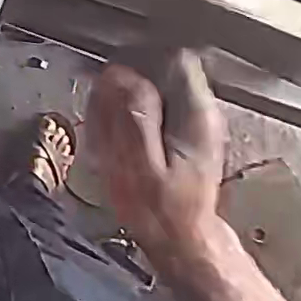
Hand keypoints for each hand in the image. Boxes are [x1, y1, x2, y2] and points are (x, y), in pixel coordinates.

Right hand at [89, 47, 235, 267]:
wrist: (180, 243)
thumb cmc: (162, 213)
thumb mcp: (141, 166)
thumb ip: (131, 116)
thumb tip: (118, 75)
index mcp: (195, 113)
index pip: (173, 57)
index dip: (137, 57)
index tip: (111, 74)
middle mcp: (198, 111)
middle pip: (159, 67)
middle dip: (123, 82)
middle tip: (102, 109)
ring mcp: (190, 120)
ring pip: (150, 86)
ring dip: (121, 100)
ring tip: (106, 129)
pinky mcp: (177, 131)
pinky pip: (147, 107)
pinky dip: (126, 116)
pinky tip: (115, 140)